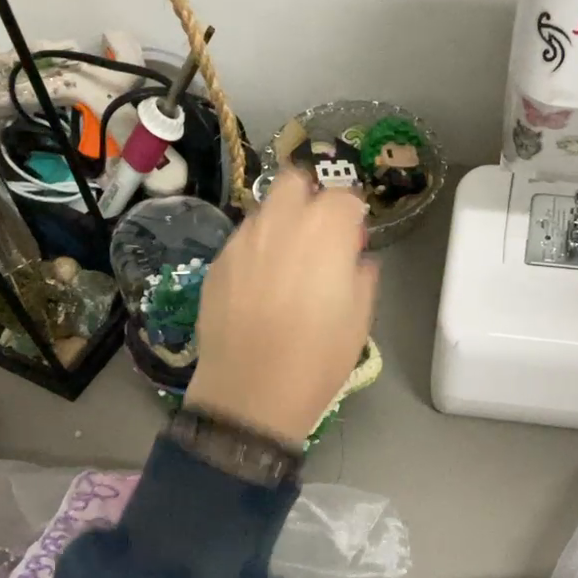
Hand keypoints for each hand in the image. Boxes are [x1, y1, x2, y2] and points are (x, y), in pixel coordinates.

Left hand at [184, 171, 377, 446]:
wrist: (251, 394)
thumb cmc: (316, 361)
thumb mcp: (358, 323)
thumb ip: (361, 279)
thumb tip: (356, 262)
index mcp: (325, 232)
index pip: (343, 197)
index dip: (352, 216)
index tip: (354, 240)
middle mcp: (280, 223)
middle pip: (295, 183)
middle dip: (309, 200)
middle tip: (318, 238)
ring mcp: (242, 241)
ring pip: (264, 211)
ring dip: (280, 226)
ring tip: (286, 267)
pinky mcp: (216, 264)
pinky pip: (241, 242)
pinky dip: (255, 252)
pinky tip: (259, 289)